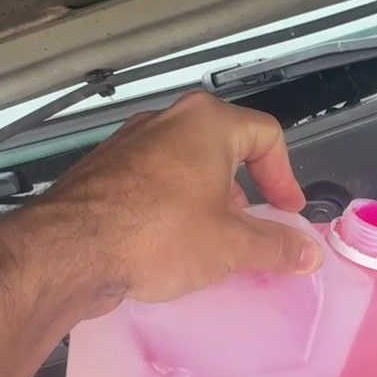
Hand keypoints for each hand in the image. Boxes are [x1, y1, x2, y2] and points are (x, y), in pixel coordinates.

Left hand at [9, 91, 320, 309]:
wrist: (68, 251)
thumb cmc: (159, 234)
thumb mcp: (233, 245)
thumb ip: (277, 246)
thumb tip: (308, 253)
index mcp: (206, 124)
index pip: (267, 136)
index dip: (285, 177)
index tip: (287, 212)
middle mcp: (166, 122)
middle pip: (226, 149)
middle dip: (247, 192)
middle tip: (254, 228)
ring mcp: (129, 144)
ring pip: (188, 166)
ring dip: (211, 201)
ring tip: (215, 241)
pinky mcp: (103, 172)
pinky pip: (155, 184)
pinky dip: (176, 208)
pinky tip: (173, 245)